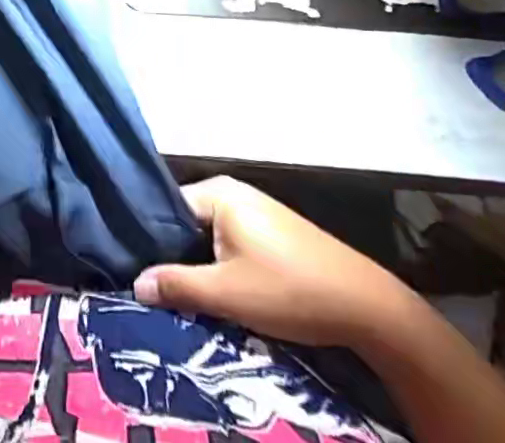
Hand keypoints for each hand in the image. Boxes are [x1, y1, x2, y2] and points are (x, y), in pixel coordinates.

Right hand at [134, 176, 418, 349]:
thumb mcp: (226, 293)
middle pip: (187, 221)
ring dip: (199, 263)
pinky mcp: (274, 232)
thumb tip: (135, 284)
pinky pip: (231, 242)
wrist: (371, 310)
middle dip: (174, 253)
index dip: (148, 238)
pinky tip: (219, 289)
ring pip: (209, 235)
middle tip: (156, 285)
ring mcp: (257, 211)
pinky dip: (222, 263)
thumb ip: (176, 285)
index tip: (133, 266)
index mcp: (218, 193)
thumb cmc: (290, 291)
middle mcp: (235, 193)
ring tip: (182, 292)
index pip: (165, 207)